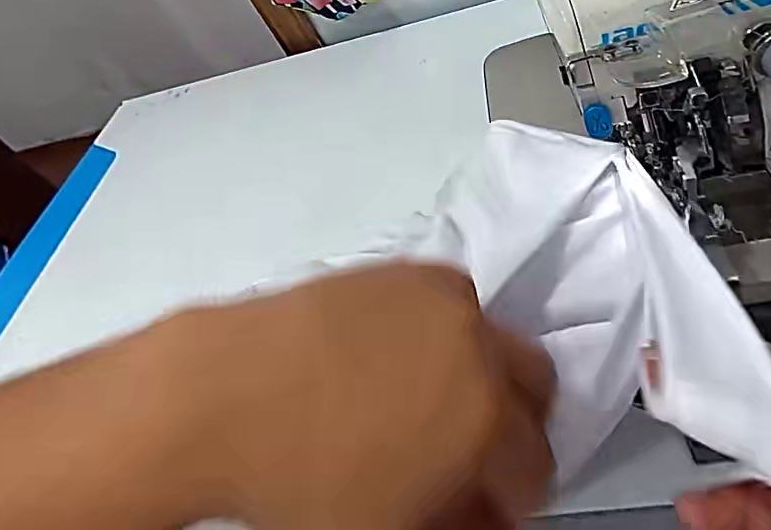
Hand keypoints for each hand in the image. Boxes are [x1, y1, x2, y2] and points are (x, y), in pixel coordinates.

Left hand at [168, 262, 555, 529]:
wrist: (233, 385)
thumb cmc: (304, 475)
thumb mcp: (393, 527)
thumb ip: (460, 519)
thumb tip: (481, 509)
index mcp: (483, 409)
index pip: (538, 460)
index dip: (515, 495)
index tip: (487, 504)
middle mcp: (473, 335)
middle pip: (534, 378)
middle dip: (514, 419)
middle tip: (472, 450)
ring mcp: (436, 292)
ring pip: (491, 332)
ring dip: (478, 368)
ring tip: (427, 399)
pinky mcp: (402, 266)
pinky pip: (447, 299)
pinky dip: (441, 330)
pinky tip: (395, 357)